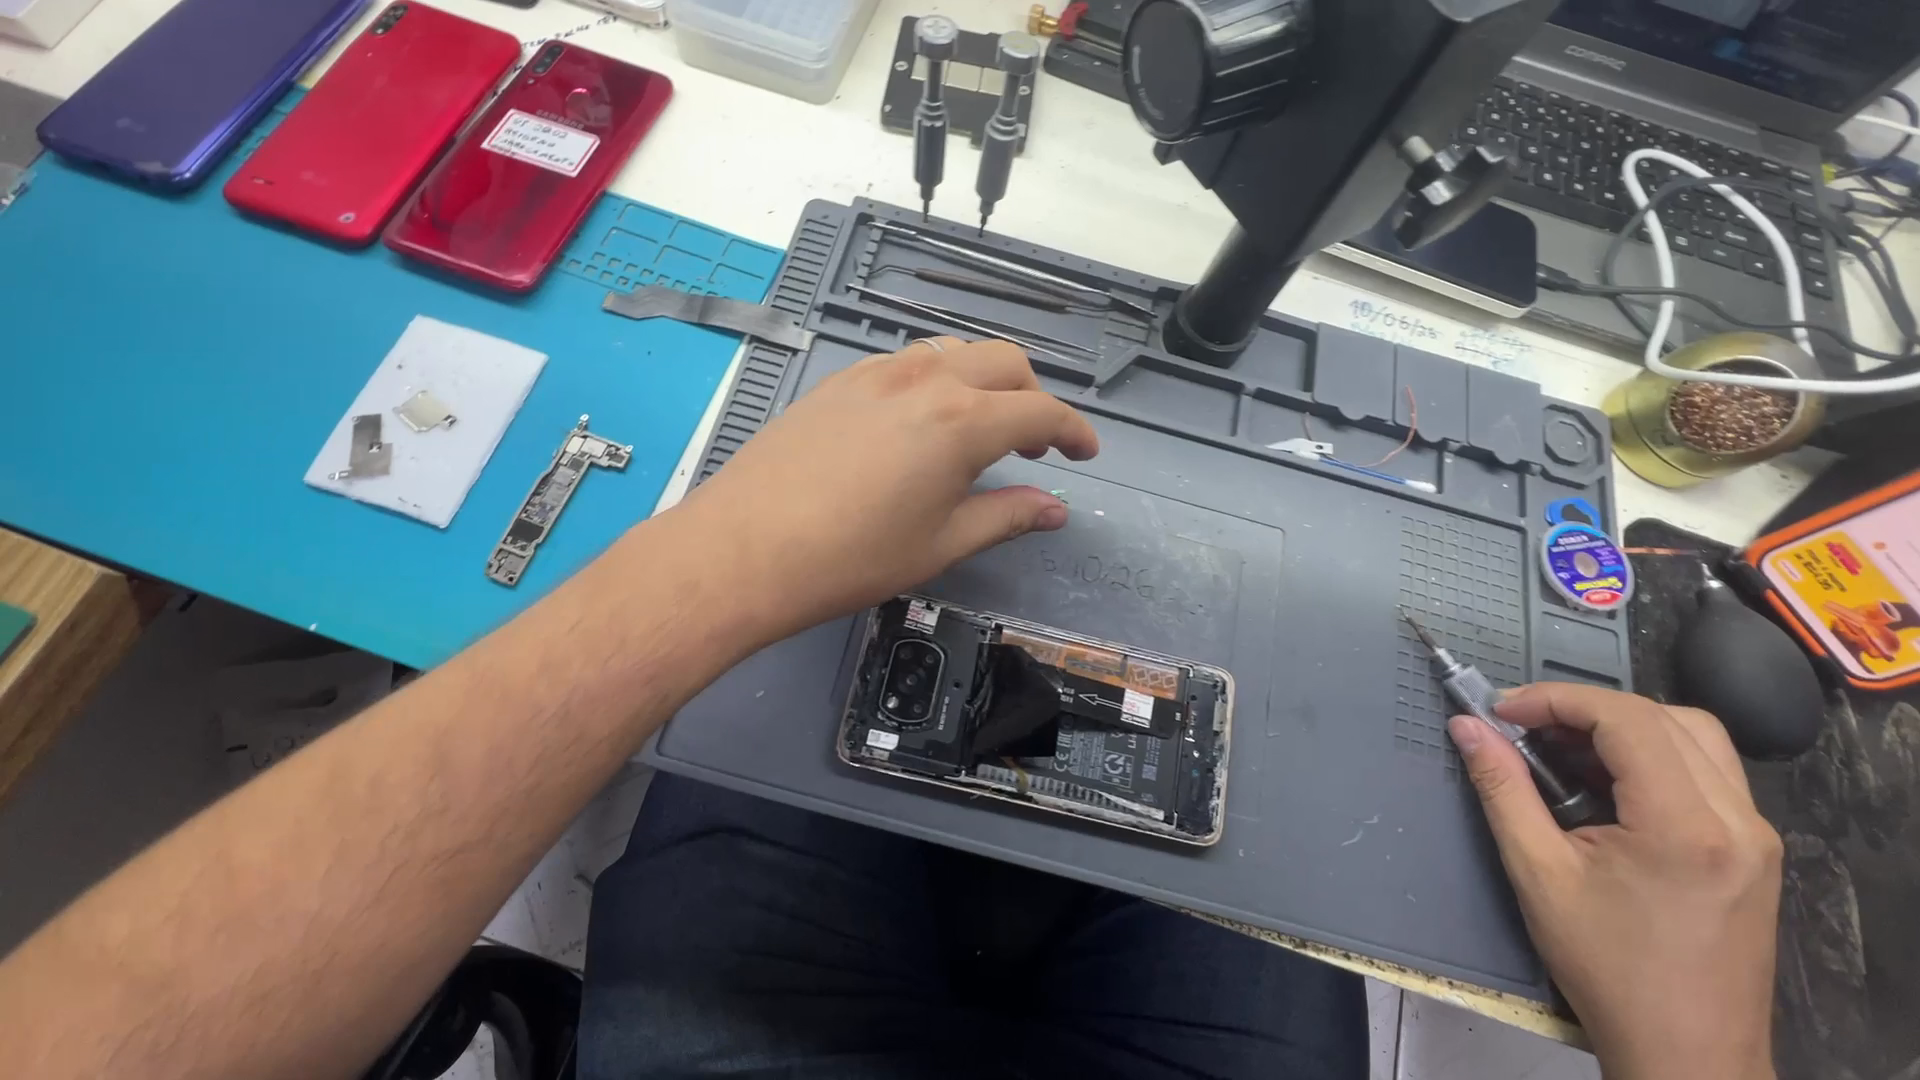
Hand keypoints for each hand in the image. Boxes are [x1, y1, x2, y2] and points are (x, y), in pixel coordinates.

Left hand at [670, 337, 1097, 640]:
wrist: (745, 548)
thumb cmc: (851, 557)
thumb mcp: (941, 544)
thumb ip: (1005, 516)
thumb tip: (1053, 509)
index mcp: (962, 421)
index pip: (1040, 411)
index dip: (1072, 432)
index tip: (1083, 453)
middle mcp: (926, 380)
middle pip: (1004, 363)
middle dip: (1032, 398)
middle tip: (1030, 446)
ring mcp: (878, 373)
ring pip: (955, 353)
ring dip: (984, 382)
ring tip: (978, 431)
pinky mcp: (840, 381)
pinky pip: (908, 362)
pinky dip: (937, 380)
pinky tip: (920, 423)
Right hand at [1451, 684, 1781, 1079]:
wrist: (1687, 1051)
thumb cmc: (1605, 965)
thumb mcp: (1536, 872)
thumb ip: (1502, 788)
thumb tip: (1466, 727)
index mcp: (1685, 825)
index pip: (1627, 720)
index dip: (1557, 700)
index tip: (1501, 712)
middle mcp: (1738, 819)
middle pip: (1668, 717)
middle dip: (1587, 707)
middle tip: (1526, 726)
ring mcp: (1757, 835)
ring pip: (1697, 738)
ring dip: (1624, 726)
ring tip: (1563, 749)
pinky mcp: (1755, 849)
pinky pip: (1708, 773)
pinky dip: (1652, 756)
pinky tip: (1604, 783)